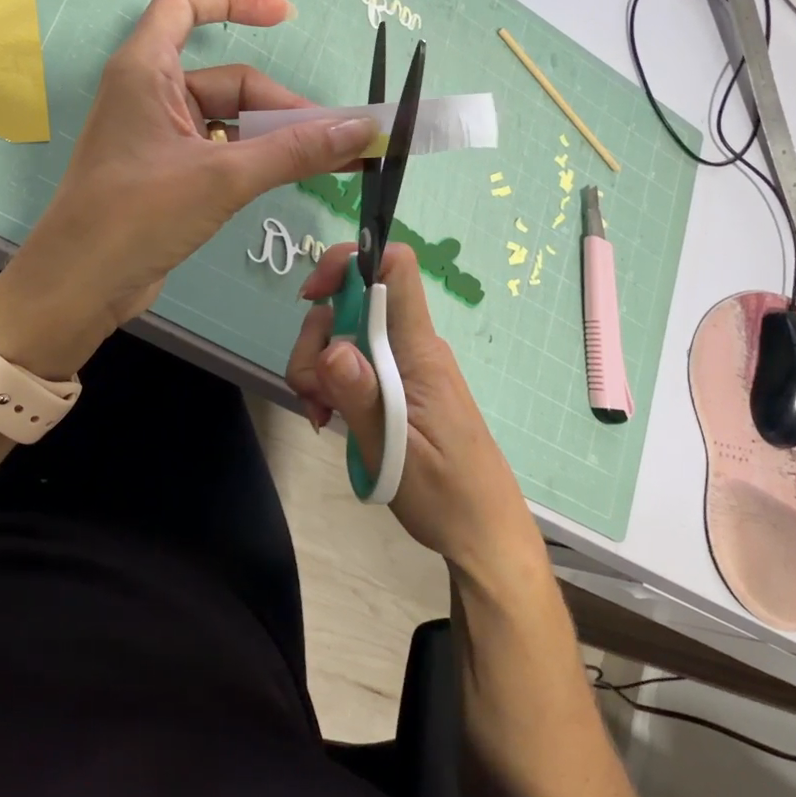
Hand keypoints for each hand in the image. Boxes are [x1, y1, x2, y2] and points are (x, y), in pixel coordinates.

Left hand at [0, 0, 377, 377]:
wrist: (78, 286)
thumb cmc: (135, 217)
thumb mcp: (221, 178)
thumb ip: (293, 151)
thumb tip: (364, 128)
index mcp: (144, 70)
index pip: (185, 3)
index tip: (287, 16)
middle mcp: (148, 96)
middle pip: (228, 81)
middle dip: (285, 109)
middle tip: (343, 140)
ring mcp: (156, 140)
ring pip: (228, 124)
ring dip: (278, 140)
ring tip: (337, 162)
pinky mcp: (163, 179)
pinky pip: (219, 156)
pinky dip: (255, 164)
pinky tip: (295, 179)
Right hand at [286, 242, 538, 570]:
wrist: (483, 534)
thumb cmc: (447, 496)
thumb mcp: (395, 453)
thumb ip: (362, 398)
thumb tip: (332, 346)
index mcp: (419, 354)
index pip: (394, 269)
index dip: (350, 262)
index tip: (312, 296)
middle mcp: (410, 349)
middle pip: (350, 306)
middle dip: (315, 340)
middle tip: (314, 395)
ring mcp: (402, 367)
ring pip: (343, 337)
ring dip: (318, 369)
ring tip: (322, 414)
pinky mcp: (395, 387)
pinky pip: (351, 365)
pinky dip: (329, 385)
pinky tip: (328, 417)